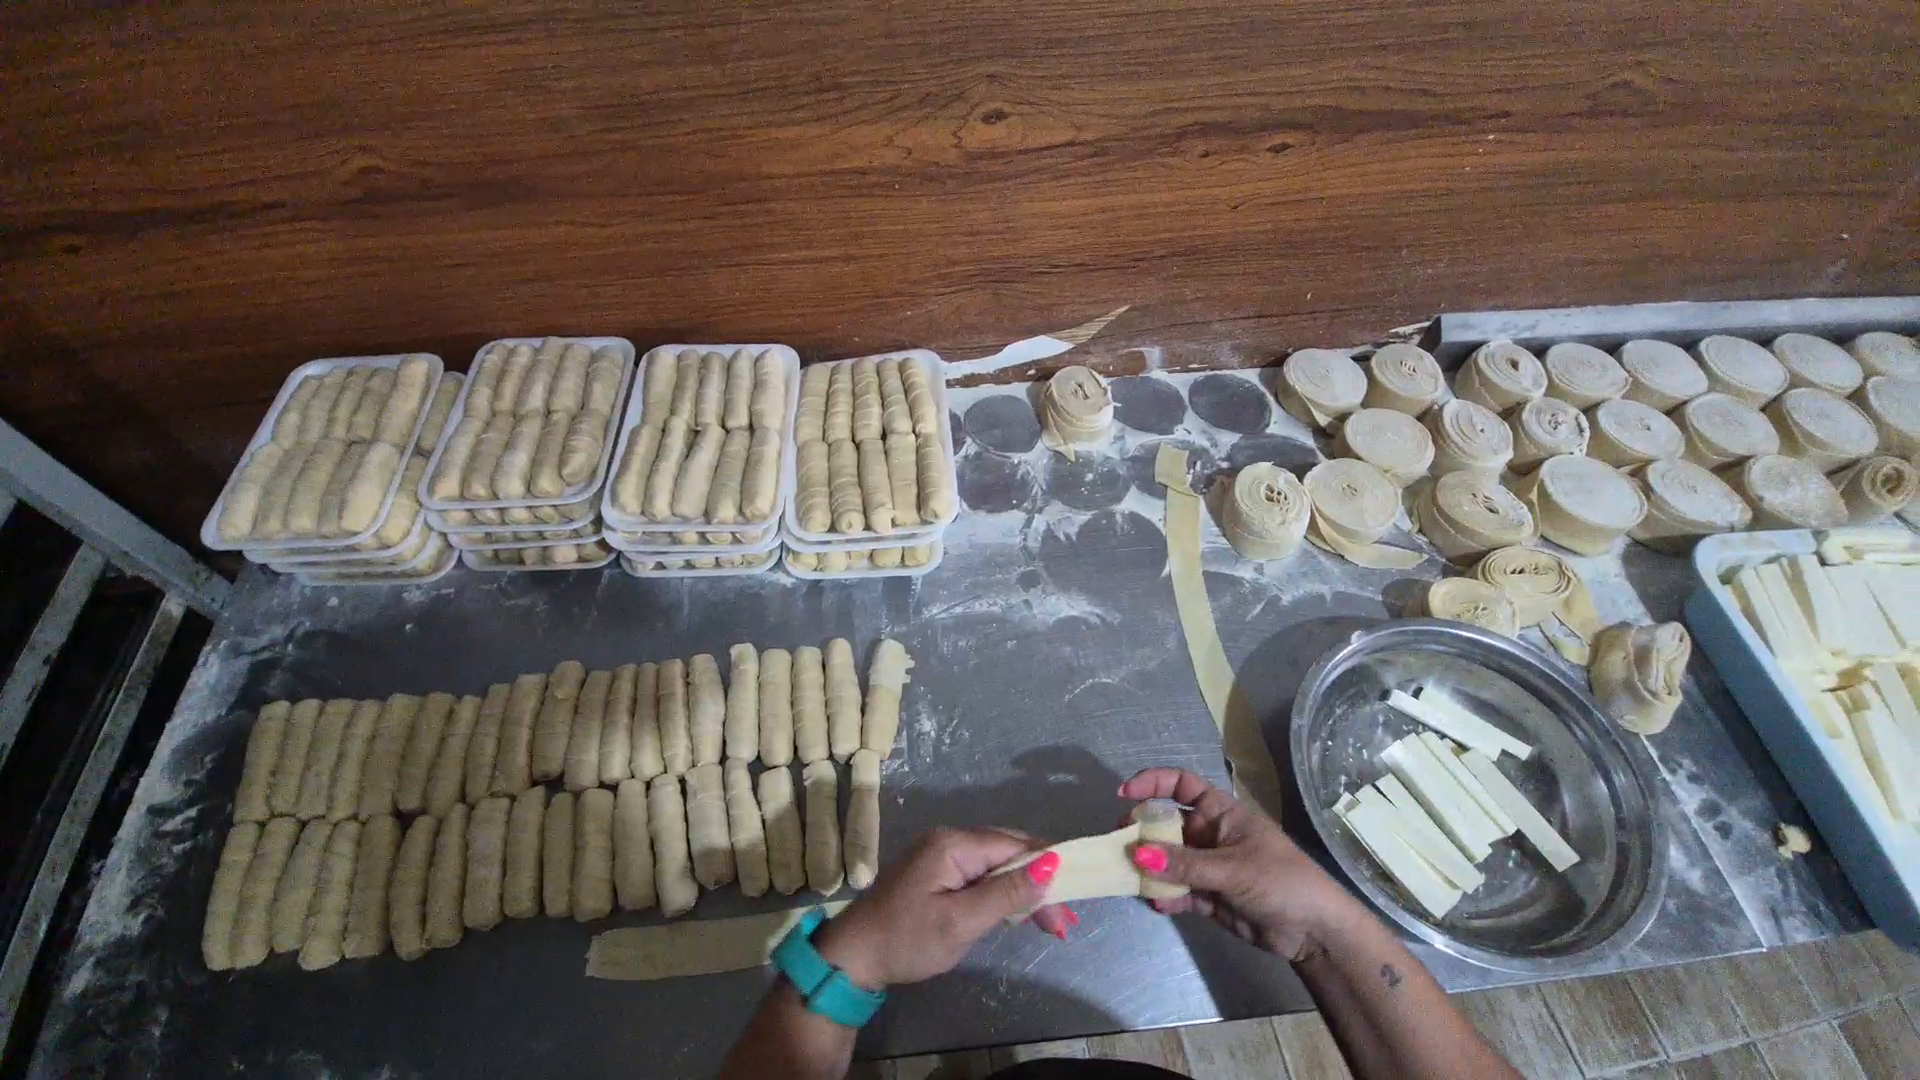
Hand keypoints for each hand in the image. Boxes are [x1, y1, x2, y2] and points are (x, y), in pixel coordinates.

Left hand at [812, 827, 1071, 989]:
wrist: (853, 957)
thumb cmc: (907, 939)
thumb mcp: (961, 922)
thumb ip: (1006, 893)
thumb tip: (1052, 863)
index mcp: (954, 844)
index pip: (1014, 846)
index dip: (1046, 870)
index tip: (1070, 902)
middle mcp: (950, 840)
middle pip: (1008, 851)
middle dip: (1039, 882)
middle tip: (1064, 923)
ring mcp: (942, 854)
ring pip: (996, 863)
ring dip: (1023, 890)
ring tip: (1051, 923)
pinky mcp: (937, 872)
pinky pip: (980, 874)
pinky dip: (1001, 893)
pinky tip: (1017, 913)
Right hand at [1121, 767, 1359, 960]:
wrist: (1315, 932)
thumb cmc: (1281, 881)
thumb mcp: (1232, 869)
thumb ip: (1184, 864)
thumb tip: (1138, 853)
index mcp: (1221, 812)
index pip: (1182, 785)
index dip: (1152, 783)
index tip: (1125, 795)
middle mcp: (1210, 834)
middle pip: (1166, 824)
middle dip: (1142, 832)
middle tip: (1120, 844)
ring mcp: (1207, 865)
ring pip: (1167, 859)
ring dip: (1149, 868)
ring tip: (1131, 878)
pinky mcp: (1208, 896)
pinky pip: (1177, 890)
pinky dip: (1164, 896)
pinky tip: (1157, 903)